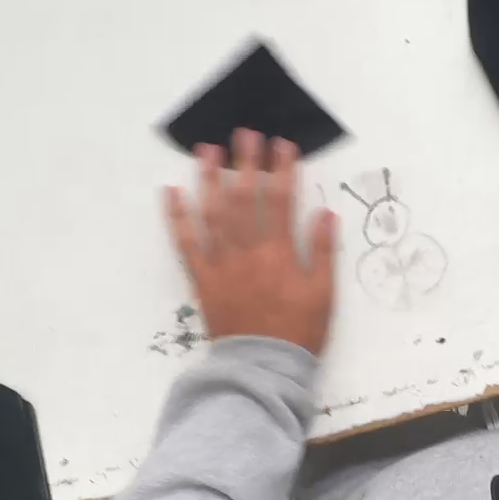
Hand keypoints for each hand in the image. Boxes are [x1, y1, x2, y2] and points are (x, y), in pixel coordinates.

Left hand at [166, 128, 338, 355]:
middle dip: (245, 163)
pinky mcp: (203, 279)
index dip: (283, 171)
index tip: (283, 145)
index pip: (282, 202)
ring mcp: (222, 263)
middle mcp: (249, 252)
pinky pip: (186, 244)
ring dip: (209, 179)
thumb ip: (323, 252)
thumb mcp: (323, 294)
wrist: (264, 366)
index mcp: (281, 254)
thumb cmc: (299, 330)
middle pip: (245, 199)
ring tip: (207, 150)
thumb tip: (326, 213)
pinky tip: (172, 192)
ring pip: (213, 213)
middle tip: (244, 133)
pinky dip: (177, 217)